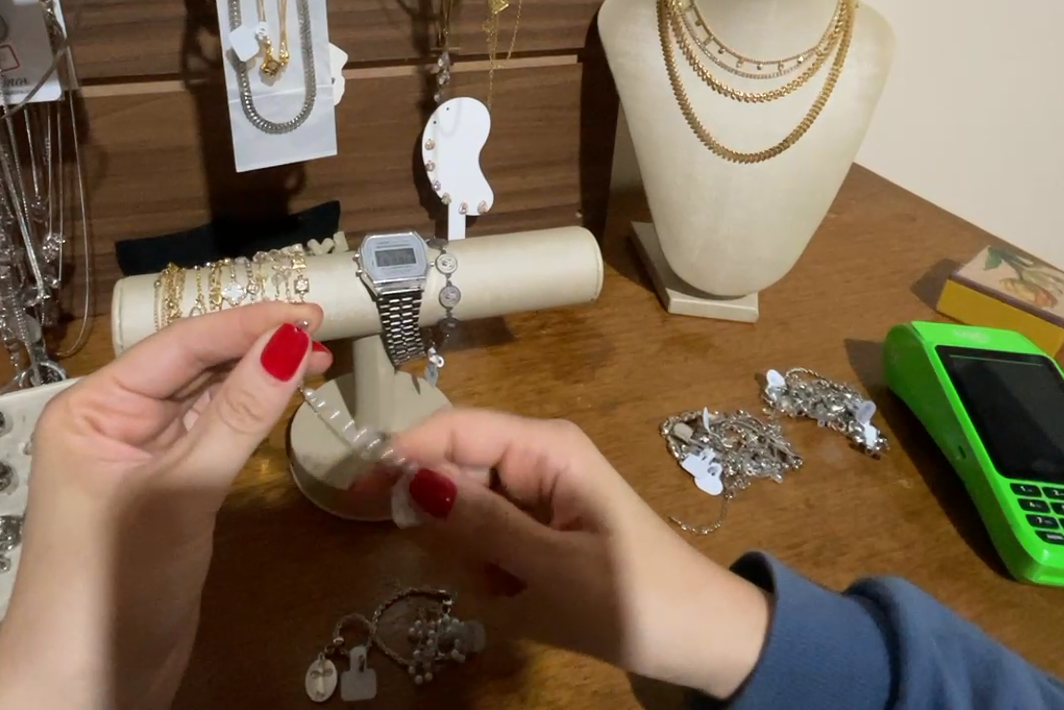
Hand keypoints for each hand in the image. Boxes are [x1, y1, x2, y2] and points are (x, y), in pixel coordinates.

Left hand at [0, 303, 329, 709]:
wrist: (86, 691)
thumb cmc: (117, 580)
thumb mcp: (183, 489)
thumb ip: (240, 413)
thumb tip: (295, 340)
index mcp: (95, 404)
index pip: (181, 344)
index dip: (248, 324)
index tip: (310, 314)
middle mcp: (117, 416)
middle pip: (196, 364)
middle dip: (258, 346)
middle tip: (323, 334)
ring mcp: (145, 451)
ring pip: (211, 395)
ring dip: (261, 376)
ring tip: (318, 360)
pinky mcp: (173, 482)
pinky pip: (217, 429)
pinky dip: (253, 412)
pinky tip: (285, 395)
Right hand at [390, 409, 771, 698]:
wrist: (705, 637)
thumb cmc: (635, 598)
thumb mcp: (551, 566)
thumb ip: (481, 522)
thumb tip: (413, 479)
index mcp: (546, 446)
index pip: (457, 427)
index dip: (405, 451)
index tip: (358, 490)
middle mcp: (539, 454)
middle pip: (458, 463)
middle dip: (448, 517)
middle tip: (475, 570)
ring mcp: (541, 486)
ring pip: (468, 501)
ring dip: (470, 548)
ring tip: (508, 587)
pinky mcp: (543, 518)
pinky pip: (490, 527)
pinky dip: (489, 561)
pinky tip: (515, 589)